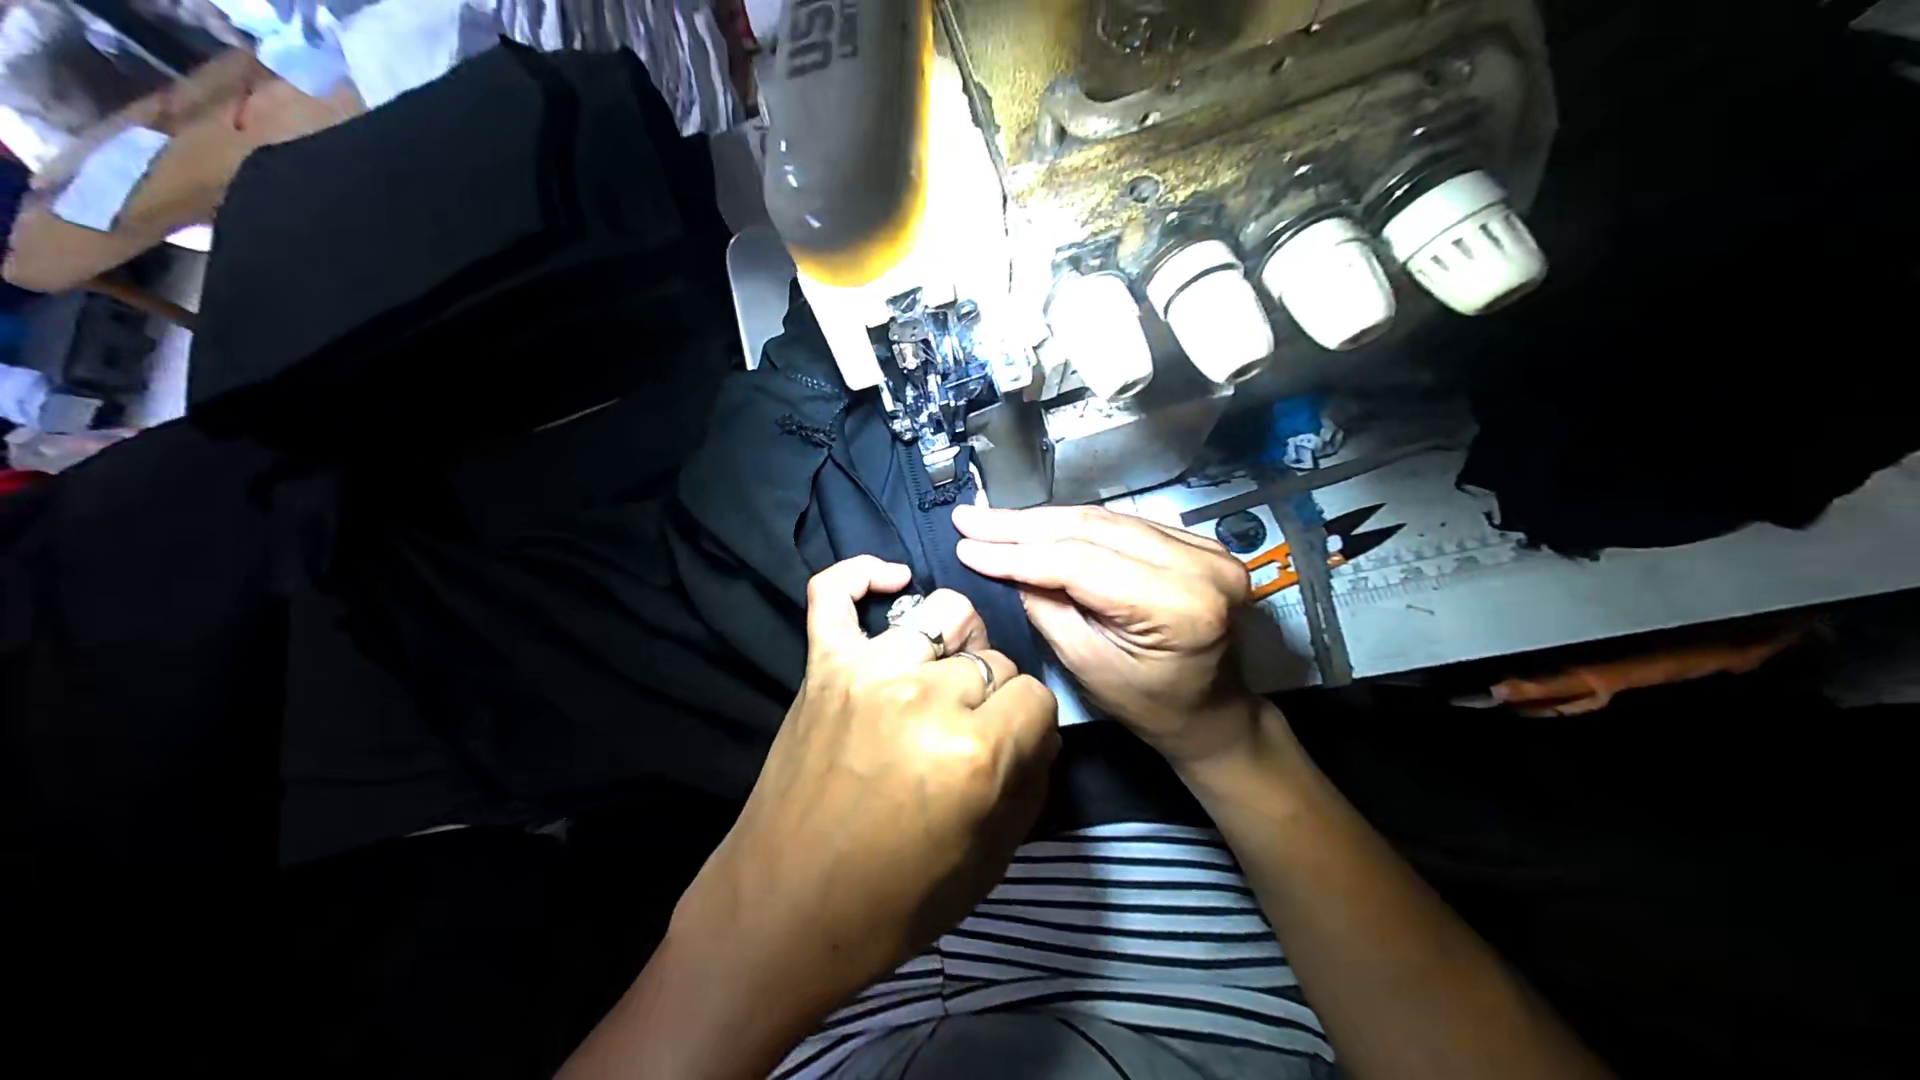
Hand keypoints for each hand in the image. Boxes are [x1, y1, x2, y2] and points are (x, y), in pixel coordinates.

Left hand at [680, 556, 1059, 995]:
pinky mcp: (820, 666)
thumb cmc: (896, 900)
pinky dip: (862, 575)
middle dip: (994, 696)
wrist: (786, 912)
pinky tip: (892, 580)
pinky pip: (834, 592)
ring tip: (941, 679)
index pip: (1035, 696)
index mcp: (972, 752)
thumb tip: (1041, 729)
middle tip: (971, 730)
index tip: (1014, 746)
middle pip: (993, 658)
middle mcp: (922, 697)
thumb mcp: (991, 858)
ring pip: (941, 613)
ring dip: (954, 646)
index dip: (1032, 725)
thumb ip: (1031, 782)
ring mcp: (865, 672)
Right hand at [953, 504, 1260, 767]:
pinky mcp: (1195, 541)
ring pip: (1103, 519)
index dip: (1016, 553)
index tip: (965, 546)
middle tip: (969, 520)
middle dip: (1021, 526)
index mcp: (1180, 605)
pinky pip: (1121, 523)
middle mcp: (1201, 564)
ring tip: (990, 520)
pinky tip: (1033, 523)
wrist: (1210, 711)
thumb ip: (1046, 607)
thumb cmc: (1148, 705)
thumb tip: (1002, 564)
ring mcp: (1204, 547)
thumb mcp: (1086, 664)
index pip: (1080, 563)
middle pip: (1092, 529)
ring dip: (1041, 520)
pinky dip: (1072, 524)